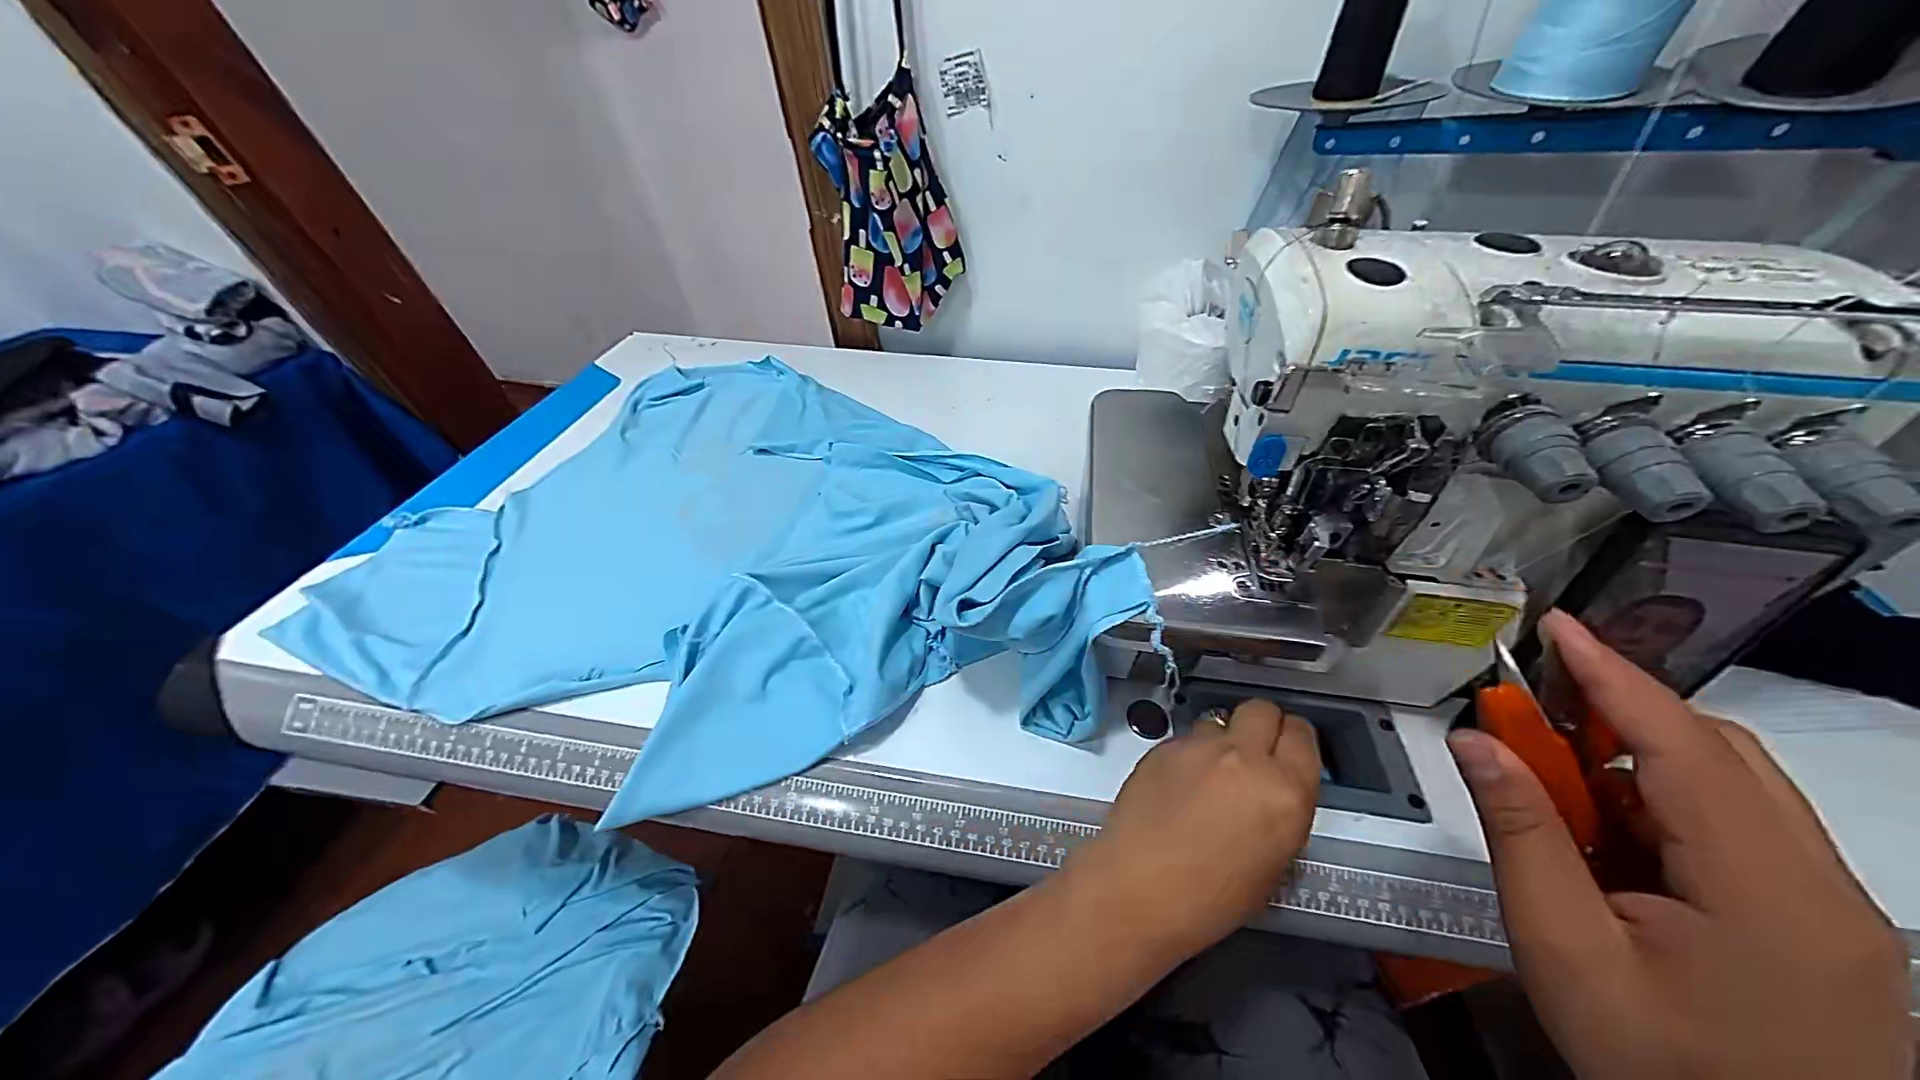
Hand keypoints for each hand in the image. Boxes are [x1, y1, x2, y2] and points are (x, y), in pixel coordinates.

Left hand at [1061, 700, 1321, 957]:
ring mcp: (1198, 748)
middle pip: (1261, 710)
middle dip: (1262, 725)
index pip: (1302, 734)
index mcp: (1284, 791)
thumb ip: (1283, 810)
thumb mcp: (1274, 862)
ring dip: (1222, 740)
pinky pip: (1186, 738)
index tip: (1290, 749)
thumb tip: (1278, 791)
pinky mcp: (1162, 747)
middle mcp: (1242, 758)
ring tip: (1212, 773)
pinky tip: (1181, 784)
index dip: (1295, 740)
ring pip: (1219, 720)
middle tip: (1255, 751)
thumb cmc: (1209, 896)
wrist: (1141, 888)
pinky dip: (1190, 753)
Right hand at [1450, 610, 1911, 1079]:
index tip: (1555, 625)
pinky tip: (1612, 838)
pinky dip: (1663, 804)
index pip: (1681, 743)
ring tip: (1559, 781)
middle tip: (1530, 713)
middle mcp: (1821, 882)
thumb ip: (1522, 833)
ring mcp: (1835, 907)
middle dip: (1618, 714)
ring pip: (1732, 785)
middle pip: (1718, 752)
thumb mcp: (1563, 948)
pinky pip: (1740, 826)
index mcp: (1765, 887)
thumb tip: (1474, 741)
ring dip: (1636, 760)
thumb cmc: (1660, 1064)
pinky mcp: (1825, 925)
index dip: (1611, 674)